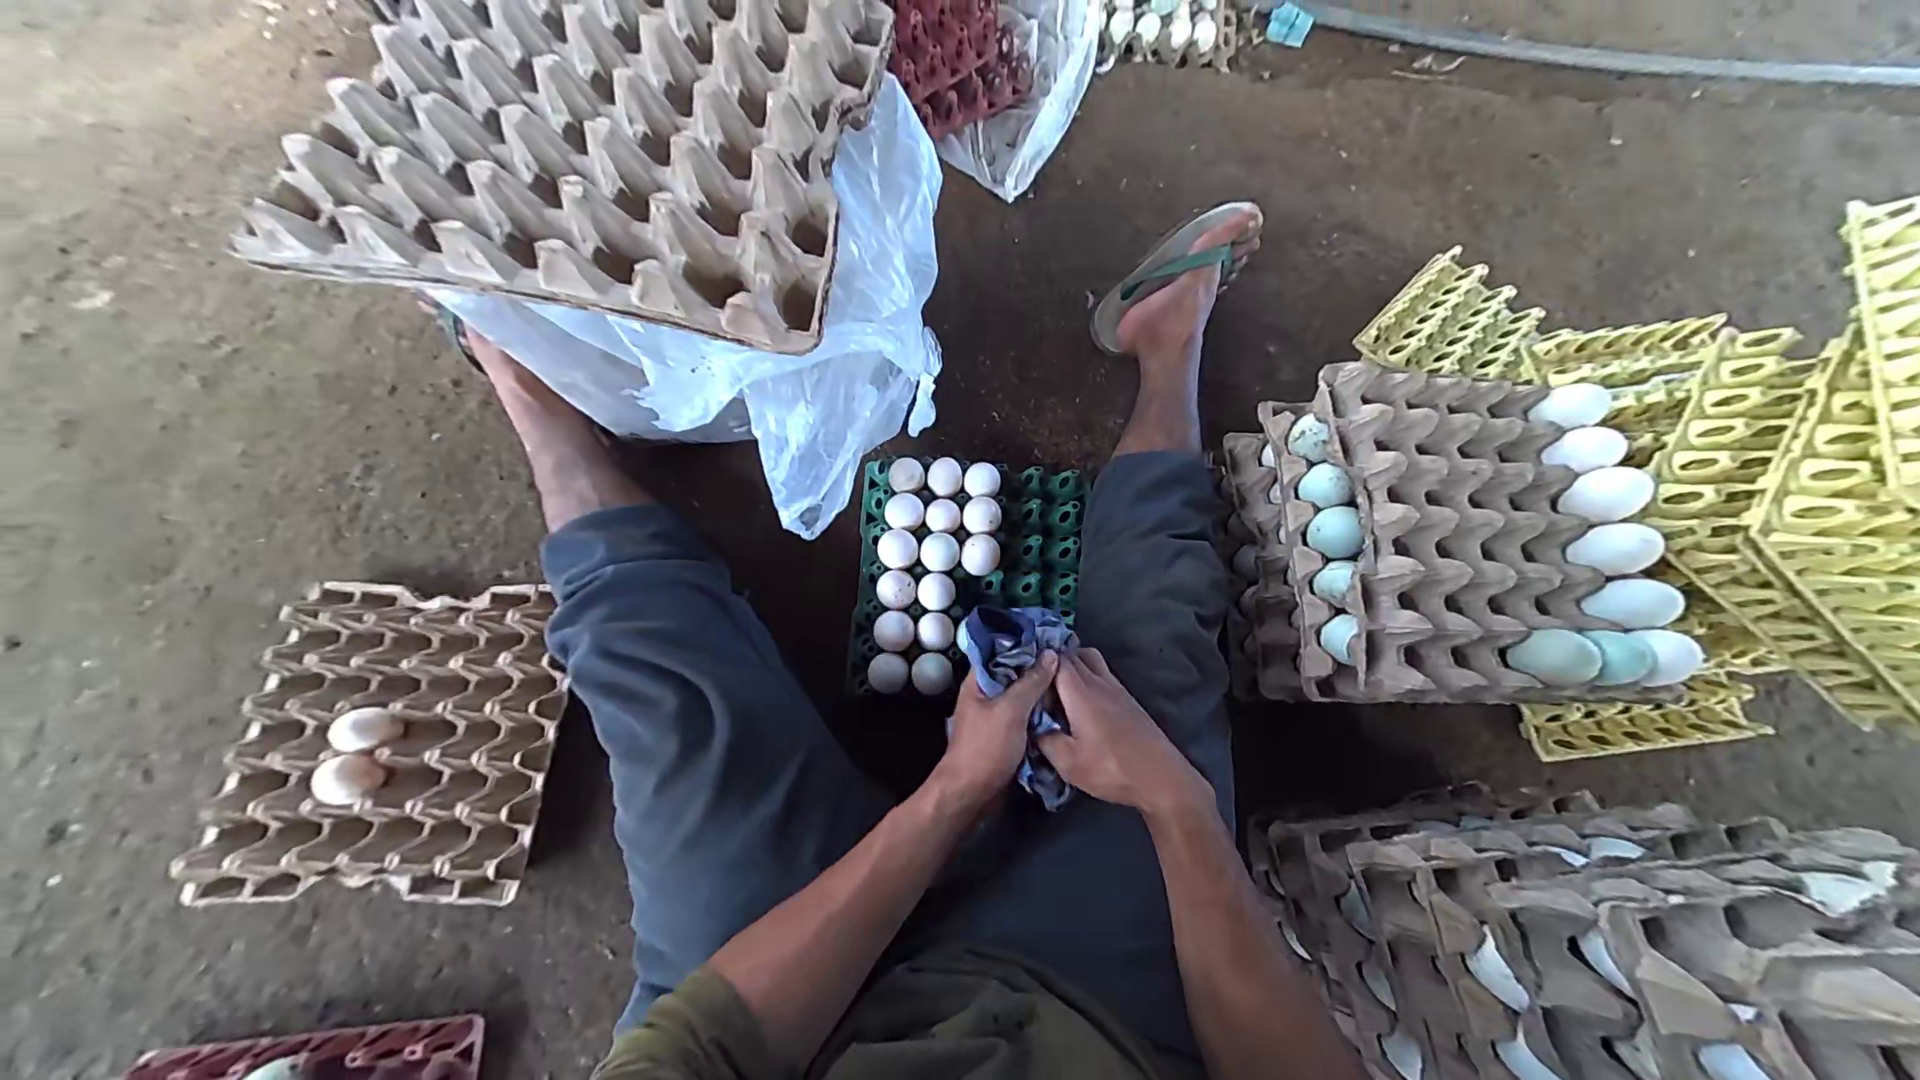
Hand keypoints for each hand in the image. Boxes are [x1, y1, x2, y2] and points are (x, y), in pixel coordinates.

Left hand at [929, 651, 1059, 814]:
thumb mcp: (1010, 710)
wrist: (971, 793)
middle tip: (1067, 658)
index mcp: (978, 682)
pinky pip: (1025, 714)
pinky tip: (1060, 706)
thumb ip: (1030, 682)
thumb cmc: (985, 748)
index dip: (1024, 642)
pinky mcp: (1005, 733)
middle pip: (1013, 672)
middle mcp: (985, 694)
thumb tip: (1050, 655)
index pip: (1001, 651)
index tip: (1051, 636)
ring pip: (1021, 695)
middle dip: (1037, 666)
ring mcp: (995, 714)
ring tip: (1069, 679)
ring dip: (1040, 690)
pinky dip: (1039, 710)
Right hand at [1038, 648, 1212, 815]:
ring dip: (1074, 664)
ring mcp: (1117, 688)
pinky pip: (1102, 673)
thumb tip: (1034, 726)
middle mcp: (1099, 682)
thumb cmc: (1112, 768)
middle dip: (1053, 661)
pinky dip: (1088, 676)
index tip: (1025, 675)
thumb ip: (1045, 740)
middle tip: (1038, 681)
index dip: (1039, 661)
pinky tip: (1081, 702)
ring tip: (1059, 689)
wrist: (1161, 777)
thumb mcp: (1068, 763)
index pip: (1057, 659)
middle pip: (1074, 653)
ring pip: (1091, 659)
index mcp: (1081, 692)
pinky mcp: (1128, 699)